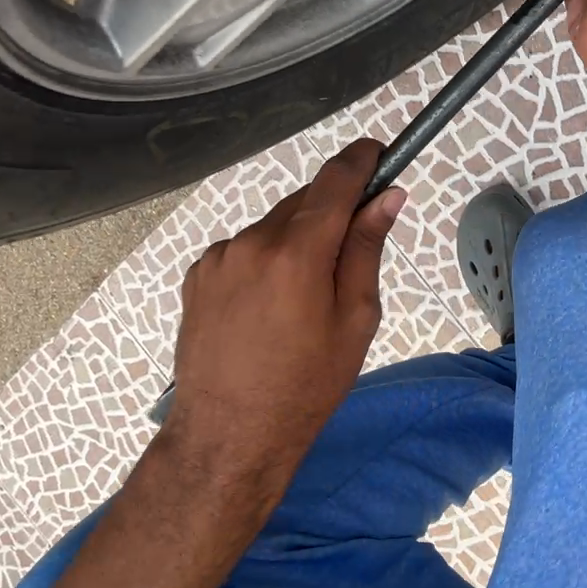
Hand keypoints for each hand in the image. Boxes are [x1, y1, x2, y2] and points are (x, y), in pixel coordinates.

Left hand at [165, 139, 403, 473]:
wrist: (228, 437)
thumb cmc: (308, 384)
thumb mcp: (356, 318)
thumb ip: (367, 249)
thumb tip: (388, 196)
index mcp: (298, 253)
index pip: (335, 181)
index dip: (361, 159)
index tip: (378, 150)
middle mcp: (252, 241)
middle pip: (306, 202)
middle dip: (333, 212)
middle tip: (351, 252)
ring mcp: (219, 257)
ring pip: (276, 225)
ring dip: (298, 238)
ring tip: (304, 295)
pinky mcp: (198, 274)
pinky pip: (246, 247)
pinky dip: (267, 257)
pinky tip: (269, 304)